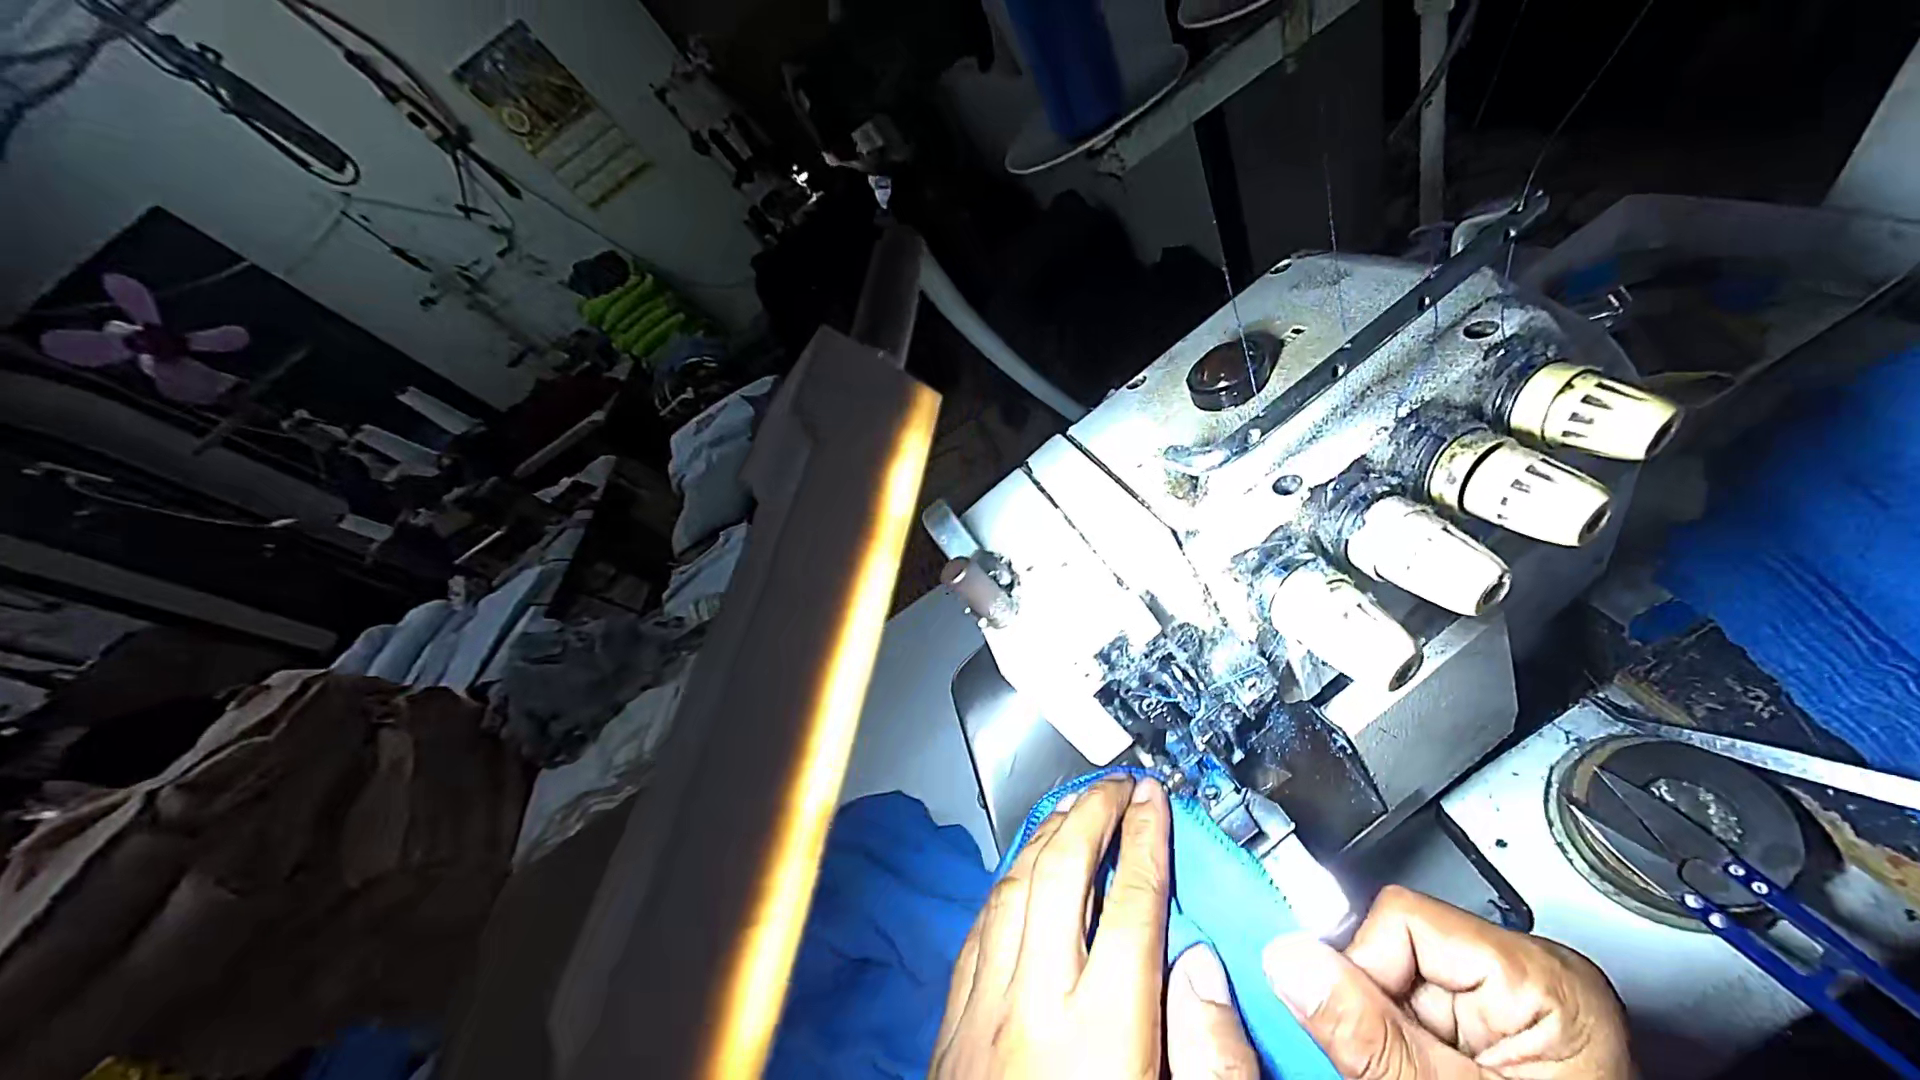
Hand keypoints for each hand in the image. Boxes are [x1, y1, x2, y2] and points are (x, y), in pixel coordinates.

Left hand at [931, 775, 1171, 1079]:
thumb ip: (1209, 1058)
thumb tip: (1200, 967)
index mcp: (1100, 1042)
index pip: (1131, 906)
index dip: (1145, 838)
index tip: (1152, 799)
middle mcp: (1032, 1012)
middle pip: (1061, 875)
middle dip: (1091, 813)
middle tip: (1115, 785)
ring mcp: (982, 1015)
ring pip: (1011, 889)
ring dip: (1045, 836)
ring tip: (1072, 808)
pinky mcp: (952, 1030)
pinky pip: (977, 930)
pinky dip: (1006, 884)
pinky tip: (1022, 869)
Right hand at [1257, 885, 1632, 1078]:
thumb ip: (1373, 1034)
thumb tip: (1290, 961)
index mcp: (1544, 981)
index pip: (1400, 919)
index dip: (1366, 972)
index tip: (1367, 1037)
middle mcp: (1530, 978)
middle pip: (1390, 948)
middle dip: (1374, 1011)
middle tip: (1397, 1072)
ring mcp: (1513, 1007)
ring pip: (1390, 981)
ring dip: (1382, 1033)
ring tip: (1410, 1078)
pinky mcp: (1495, 1031)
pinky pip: (1409, 1008)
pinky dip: (1394, 1045)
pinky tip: (1412, 1073)